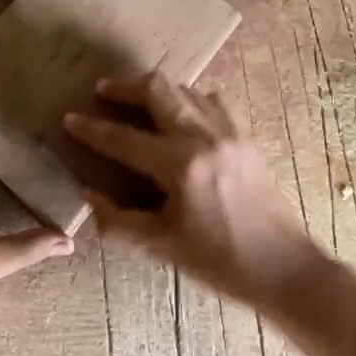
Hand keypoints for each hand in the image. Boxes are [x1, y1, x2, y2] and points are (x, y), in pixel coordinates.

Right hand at [63, 72, 319, 306]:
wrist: (285, 268)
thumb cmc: (221, 261)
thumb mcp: (163, 246)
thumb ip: (119, 219)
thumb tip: (88, 196)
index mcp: (179, 166)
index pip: (123, 138)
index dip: (92, 129)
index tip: (69, 118)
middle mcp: (202, 137)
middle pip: (156, 89)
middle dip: (124, 87)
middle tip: (103, 91)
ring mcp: (227, 131)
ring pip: (184, 89)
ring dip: (156, 91)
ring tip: (137, 102)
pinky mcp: (245, 135)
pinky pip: (212, 101)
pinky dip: (189, 99)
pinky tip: (182, 114)